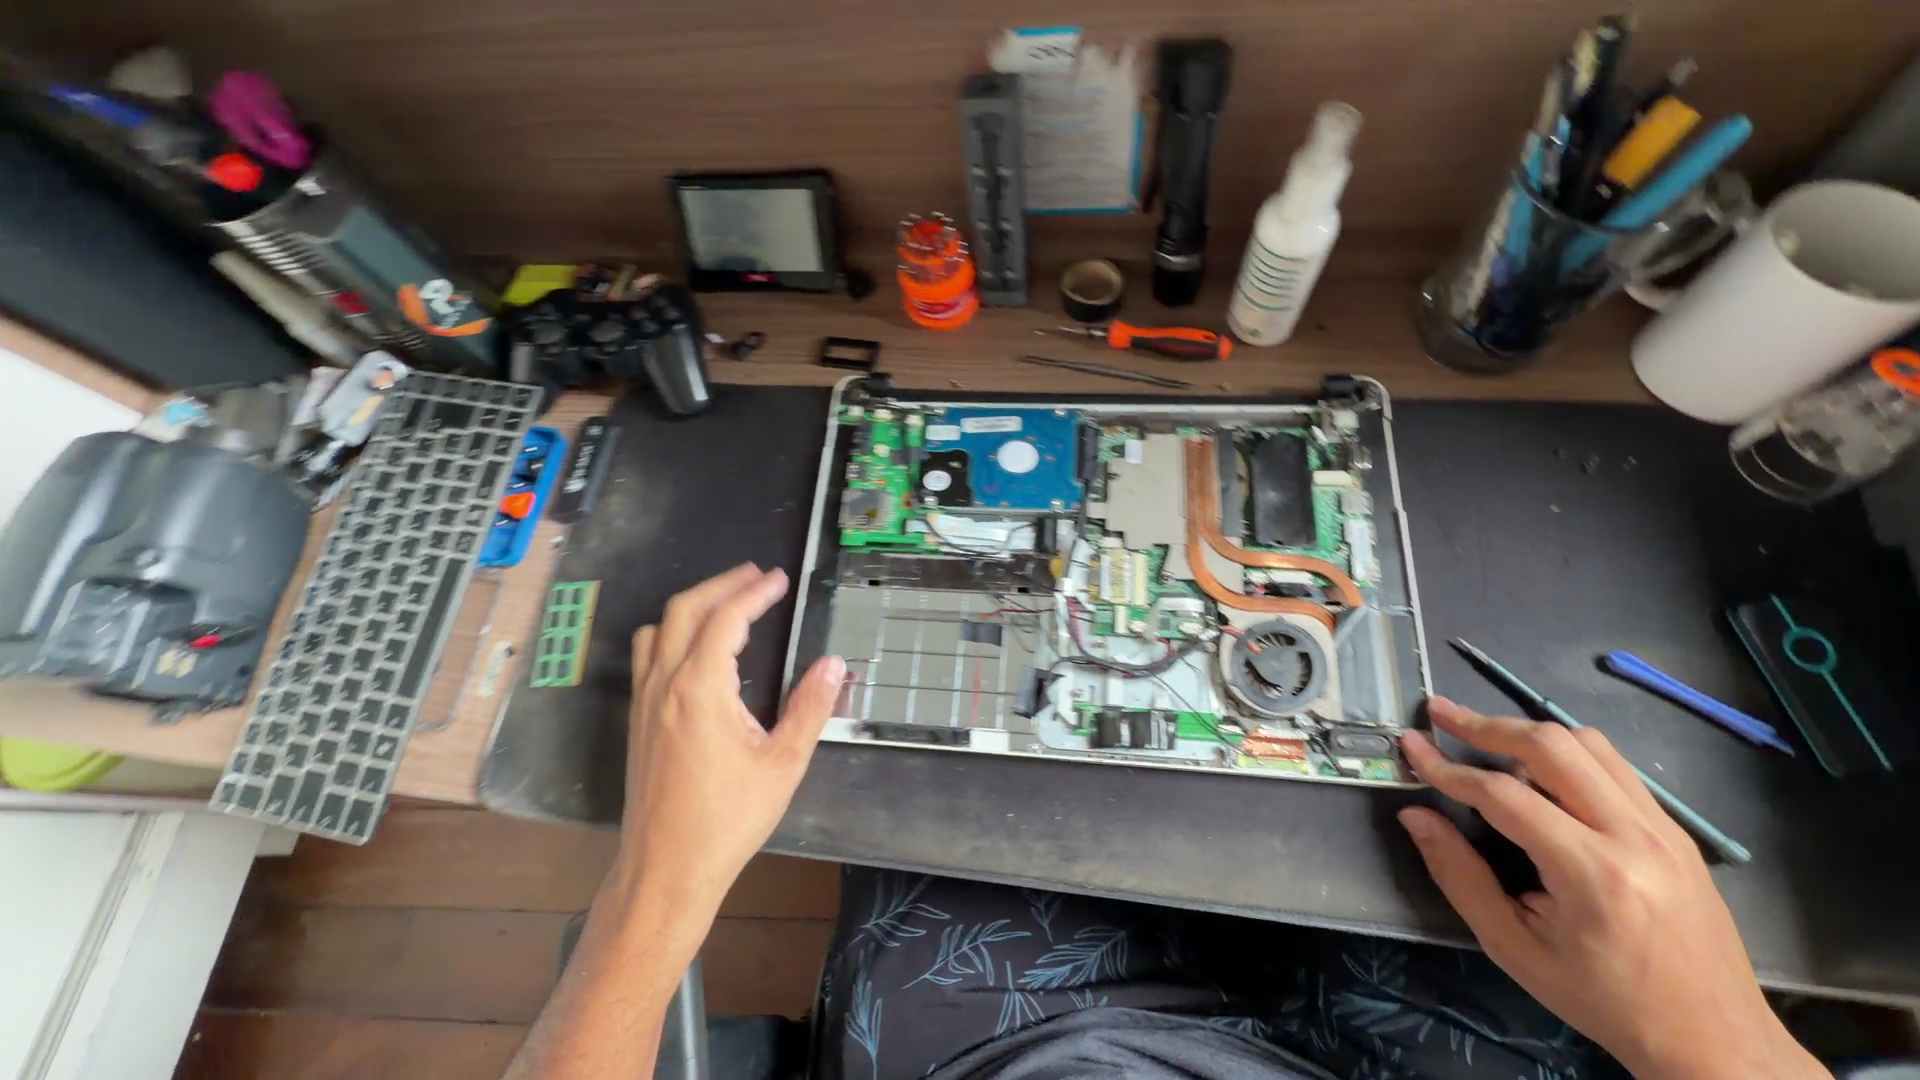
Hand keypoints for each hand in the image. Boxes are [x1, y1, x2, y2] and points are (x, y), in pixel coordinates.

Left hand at [616, 564, 845, 917]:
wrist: (666, 868)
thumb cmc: (728, 818)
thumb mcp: (783, 763)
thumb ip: (809, 707)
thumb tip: (833, 664)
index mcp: (700, 688)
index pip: (726, 619)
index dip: (755, 593)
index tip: (779, 580)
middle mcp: (664, 684)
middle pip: (685, 610)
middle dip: (722, 585)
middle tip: (756, 577)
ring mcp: (644, 701)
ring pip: (659, 629)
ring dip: (693, 606)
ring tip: (728, 606)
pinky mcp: (638, 720)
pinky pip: (648, 656)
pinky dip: (673, 634)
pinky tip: (696, 652)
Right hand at [1397, 698, 1825, 1079]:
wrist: (1715, 1041)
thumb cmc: (1602, 1000)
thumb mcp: (1513, 948)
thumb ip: (1459, 875)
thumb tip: (1415, 815)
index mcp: (1592, 873)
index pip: (1504, 794)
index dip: (1448, 767)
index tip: (1410, 746)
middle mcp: (1634, 836)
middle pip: (1551, 746)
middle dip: (1486, 724)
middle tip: (1440, 714)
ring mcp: (1663, 828)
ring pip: (1588, 744)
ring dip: (1527, 732)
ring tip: (1484, 738)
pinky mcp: (1675, 830)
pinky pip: (1613, 766)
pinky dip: (1564, 753)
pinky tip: (1535, 769)